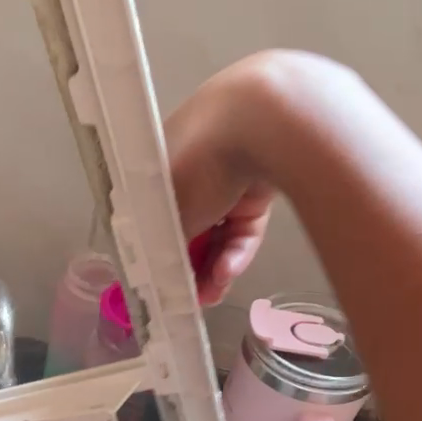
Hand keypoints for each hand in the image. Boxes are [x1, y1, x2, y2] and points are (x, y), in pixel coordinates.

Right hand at [165, 52, 347, 304]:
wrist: (269, 119)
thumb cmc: (200, 160)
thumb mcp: (165, 211)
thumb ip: (161, 244)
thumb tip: (157, 272)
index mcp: (157, 162)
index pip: (152, 217)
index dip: (156, 252)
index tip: (158, 282)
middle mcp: (192, 165)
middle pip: (186, 228)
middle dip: (187, 268)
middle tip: (188, 300)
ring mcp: (229, 174)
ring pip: (218, 232)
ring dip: (212, 268)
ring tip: (211, 296)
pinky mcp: (261, 184)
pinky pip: (245, 227)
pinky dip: (237, 251)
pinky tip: (229, 273)